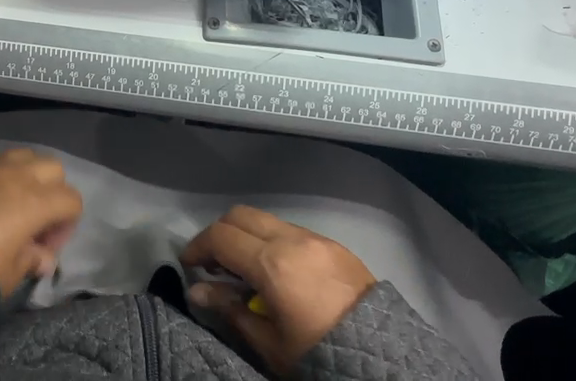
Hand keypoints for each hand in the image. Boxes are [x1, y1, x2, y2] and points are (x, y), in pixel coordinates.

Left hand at [0, 149, 82, 297]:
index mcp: (36, 201)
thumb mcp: (9, 275)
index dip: (67, 225)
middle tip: (37, 221)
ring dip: (29, 176)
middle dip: (54, 192)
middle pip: (53, 168)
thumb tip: (43, 257)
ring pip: (26, 156)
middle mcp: (19, 175)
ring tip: (15, 204)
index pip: (72, 200)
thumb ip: (32, 261)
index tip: (47, 247)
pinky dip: (2, 176)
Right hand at [180, 205, 376, 374]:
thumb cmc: (319, 354)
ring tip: (244, 267)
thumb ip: (231, 310)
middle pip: (240, 216)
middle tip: (212, 263)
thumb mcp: (270, 342)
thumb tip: (197, 292)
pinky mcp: (334, 245)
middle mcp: (291, 239)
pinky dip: (272, 240)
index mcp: (272, 263)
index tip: (188, 264)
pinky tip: (276, 270)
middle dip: (219, 234)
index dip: (197, 247)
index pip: (220, 237)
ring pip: (266, 220)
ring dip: (246, 235)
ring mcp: (315, 238)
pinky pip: (291, 230)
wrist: (386, 360)